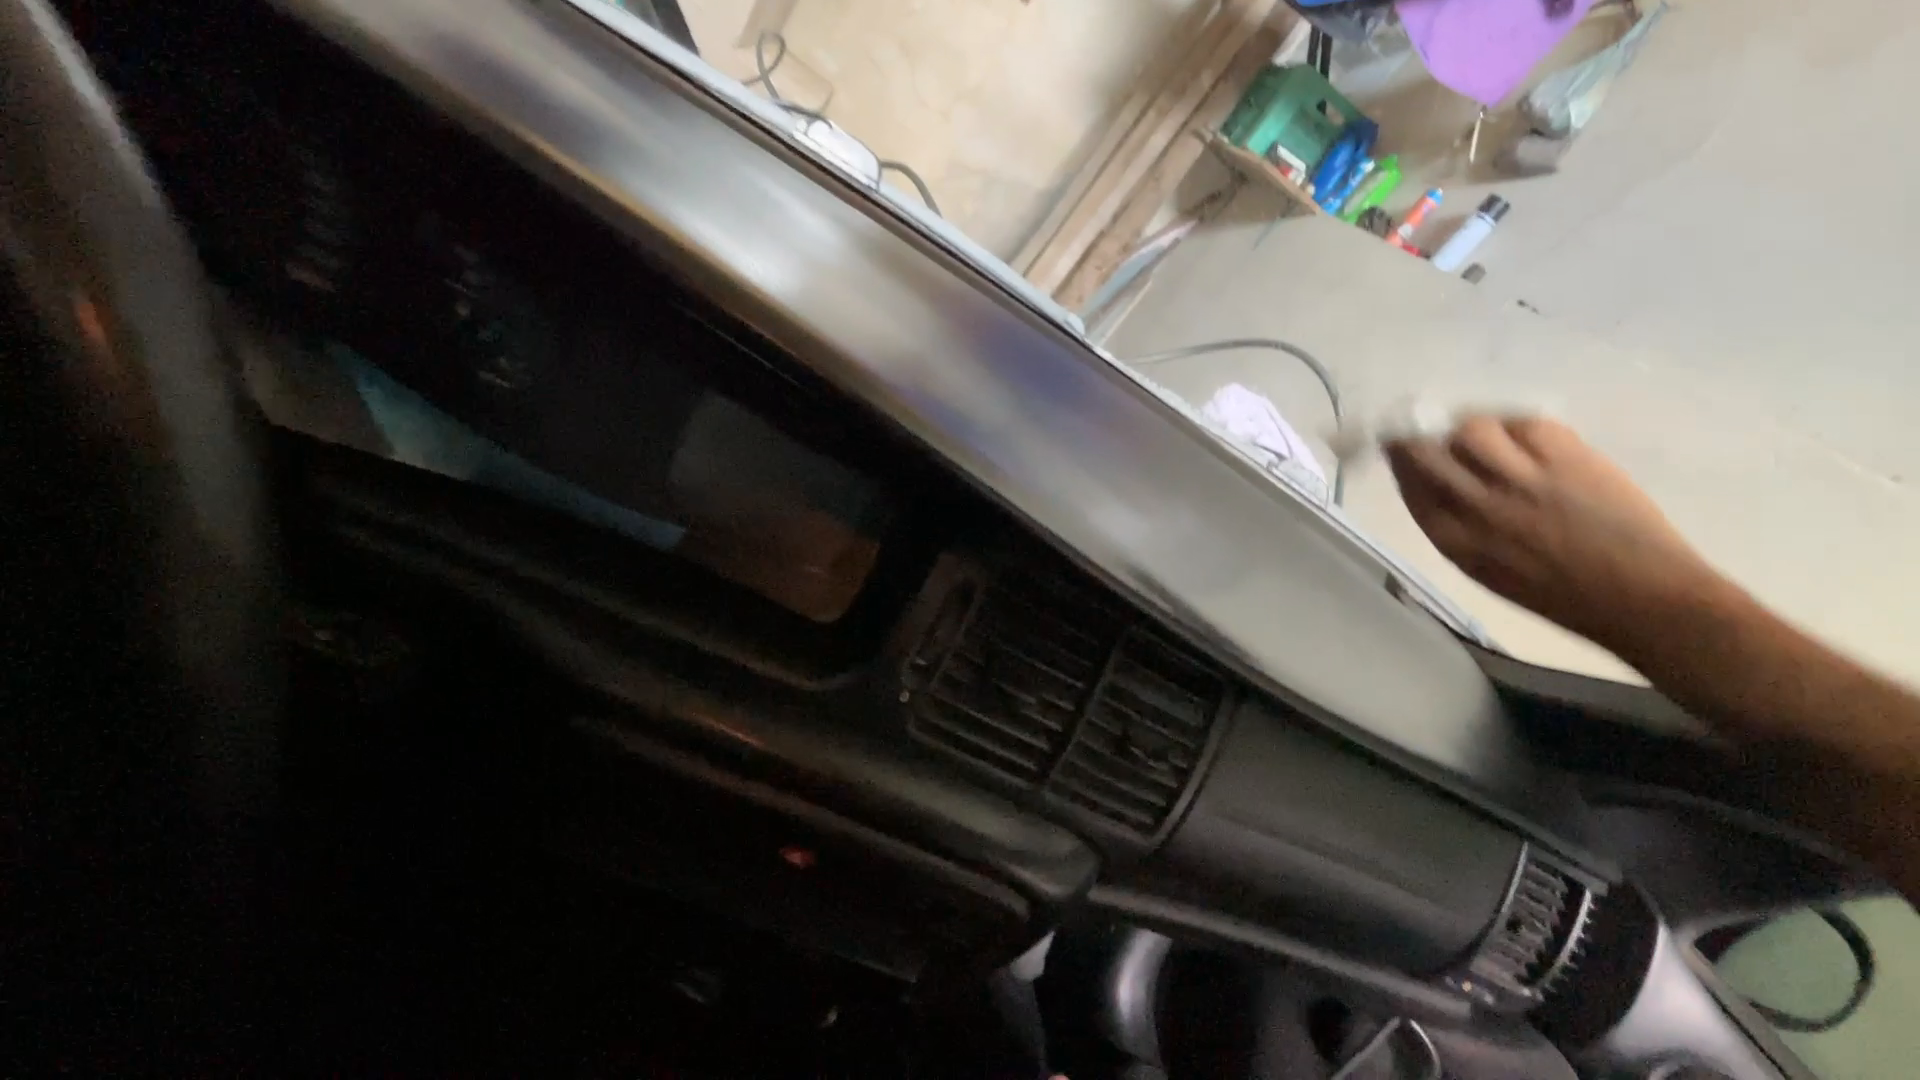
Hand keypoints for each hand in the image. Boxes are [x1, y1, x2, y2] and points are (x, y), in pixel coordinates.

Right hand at [1385, 415, 1723, 647]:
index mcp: (1452, 539)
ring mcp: (1520, 478)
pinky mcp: (1564, 458)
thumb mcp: (1484, 569)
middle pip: (1425, 449)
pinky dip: (1520, 426)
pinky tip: (1532, 441)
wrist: (1641, 598)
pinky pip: (1524, 423)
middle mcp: (1475, 505)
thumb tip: (1436, 486)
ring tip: (1493, 436)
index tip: (1406, 448)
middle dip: (1421, 433)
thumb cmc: (1559, 595)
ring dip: (1474, 427)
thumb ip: (1454, 527)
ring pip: (1472, 428)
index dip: (1402, 458)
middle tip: (1432, 425)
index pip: (1408, 482)